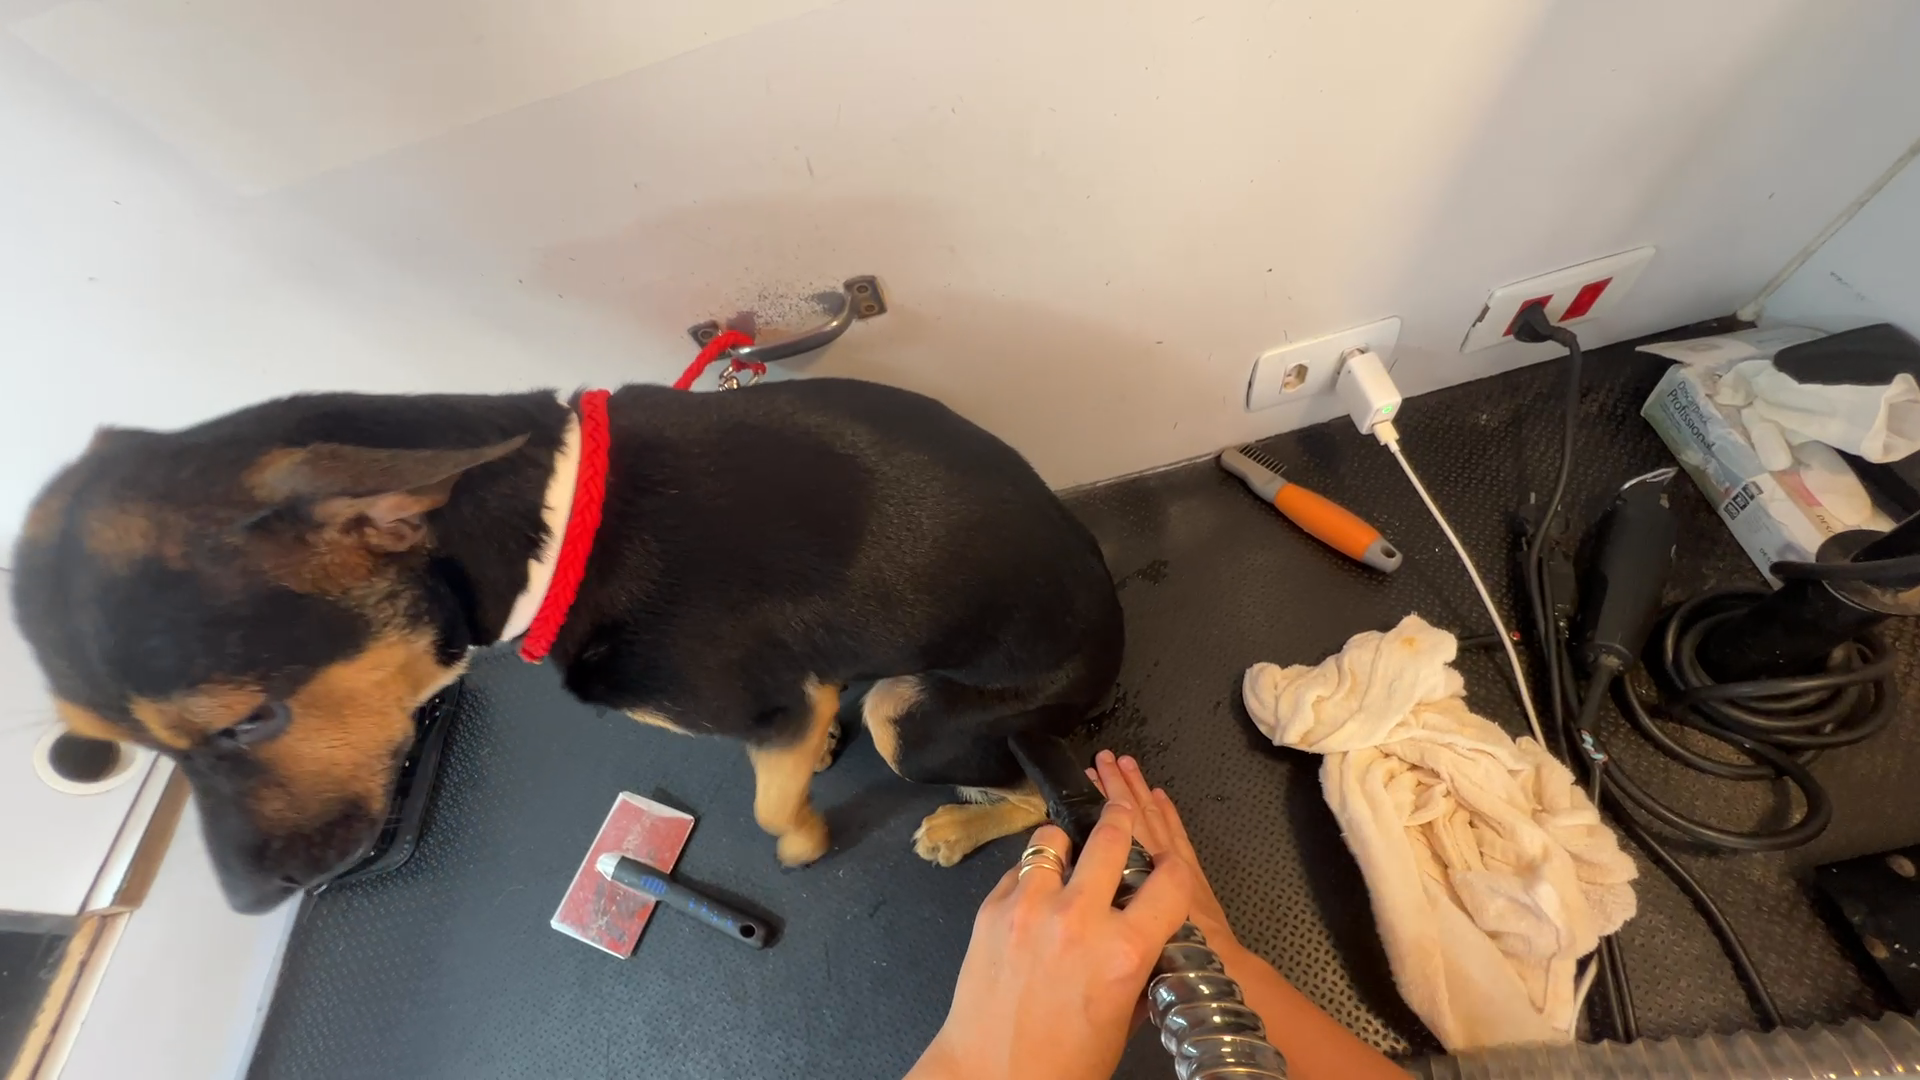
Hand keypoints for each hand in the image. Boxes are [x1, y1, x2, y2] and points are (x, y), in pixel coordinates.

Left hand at [907, 802, 1195, 1079]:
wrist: (989, 1076)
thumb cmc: (1064, 1063)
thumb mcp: (1122, 1019)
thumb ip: (1137, 967)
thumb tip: (1146, 932)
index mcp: (1122, 953)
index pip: (1170, 883)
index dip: (1174, 869)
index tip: (1169, 863)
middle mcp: (1079, 917)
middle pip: (1109, 836)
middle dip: (1119, 817)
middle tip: (1119, 809)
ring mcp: (1031, 904)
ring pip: (1053, 836)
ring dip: (1065, 843)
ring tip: (1066, 855)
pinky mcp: (993, 904)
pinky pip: (1019, 867)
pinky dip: (1031, 873)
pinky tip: (1034, 894)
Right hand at [1088, 750, 1237, 950]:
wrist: (1213, 973)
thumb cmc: (1165, 968)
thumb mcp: (1123, 942)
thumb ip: (1100, 910)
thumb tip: (1070, 886)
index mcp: (1133, 878)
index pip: (1114, 829)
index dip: (1101, 801)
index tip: (1087, 778)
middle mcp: (1152, 862)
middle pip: (1132, 815)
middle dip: (1117, 785)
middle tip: (1103, 758)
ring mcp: (1174, 862)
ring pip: (1153, 816)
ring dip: (1140, 788)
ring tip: (1126, 762)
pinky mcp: (1191, 870)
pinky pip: (1176, 831)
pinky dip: (1168, 811)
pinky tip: (1160, 795)